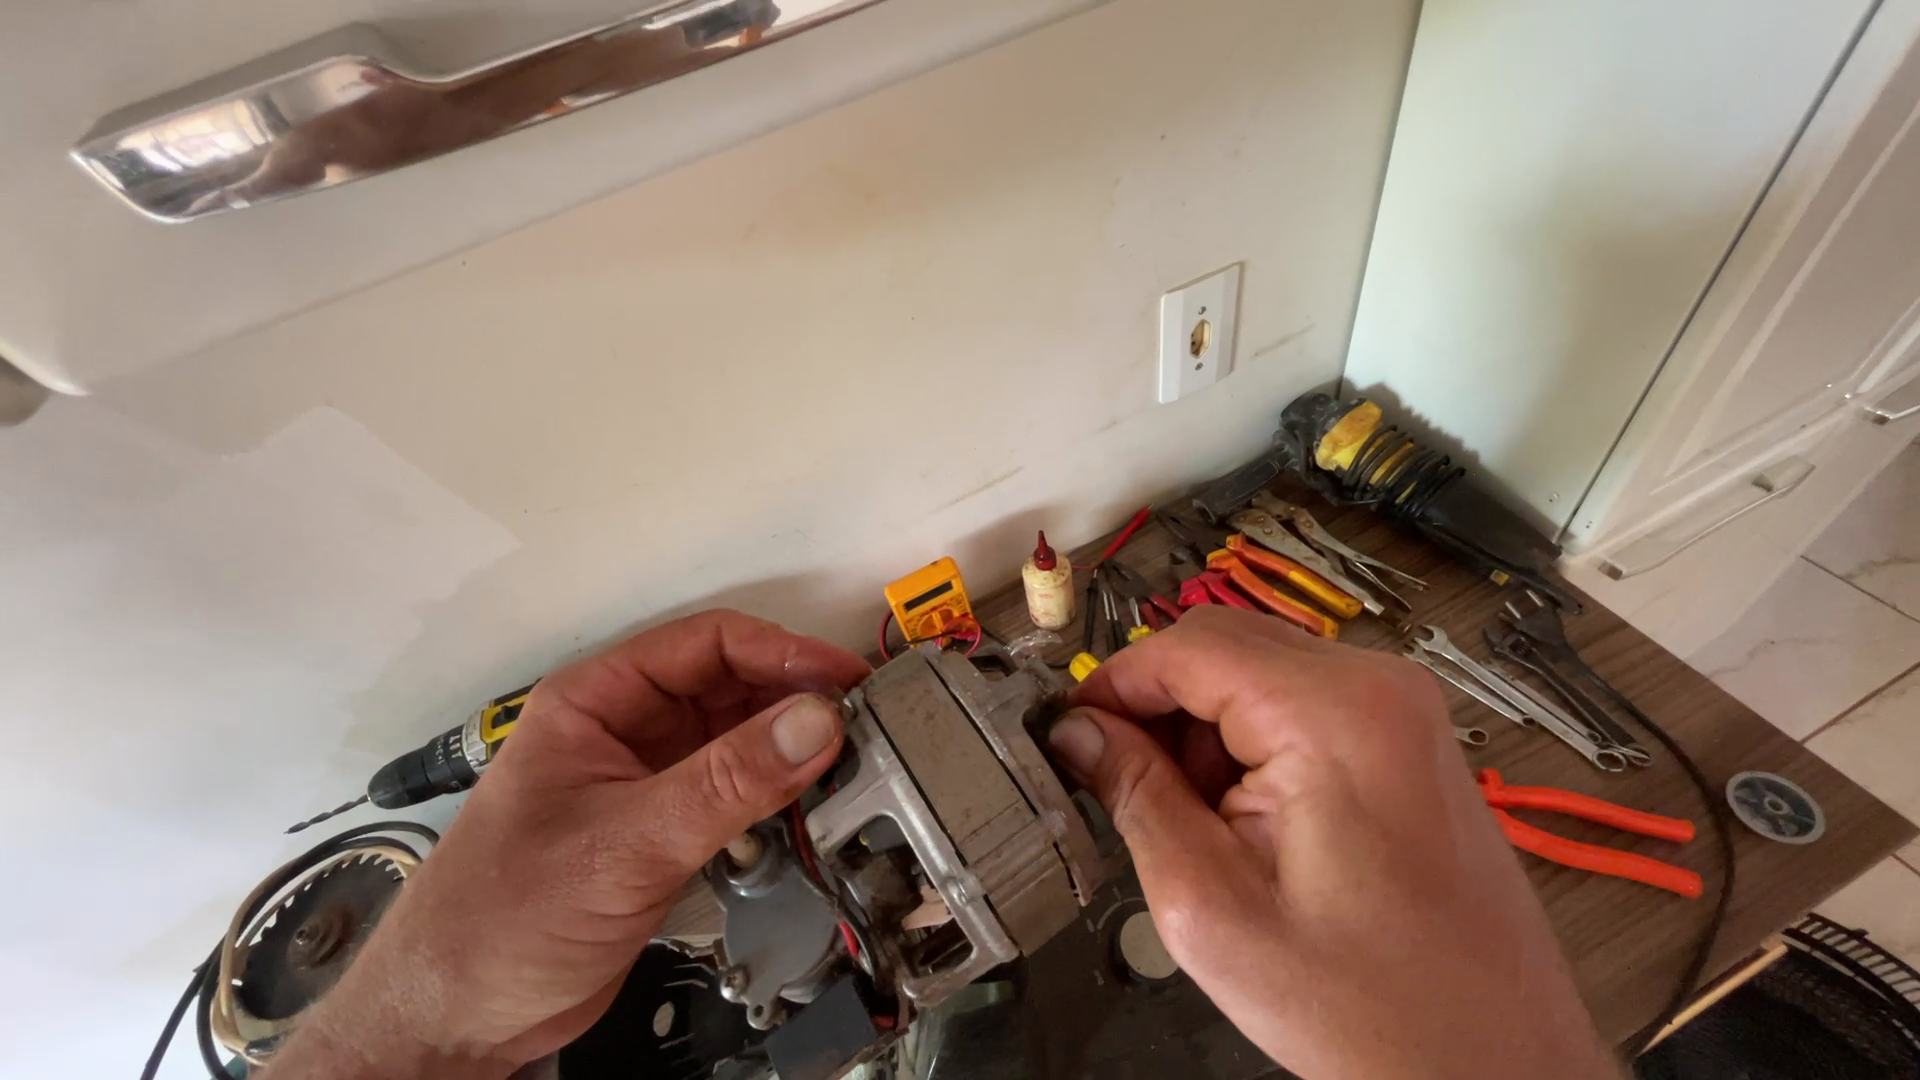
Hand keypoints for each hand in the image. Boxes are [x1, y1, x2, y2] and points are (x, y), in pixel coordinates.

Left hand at [266, 610, 870, 1078]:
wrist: (455, 1026)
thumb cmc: (503, 921)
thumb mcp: (626, 842)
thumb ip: (728, 781)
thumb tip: (818, 719)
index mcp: (598, 698)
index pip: (708, 643)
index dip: (782, 651)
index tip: (842, 678)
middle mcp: (629, 723)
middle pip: (732, 682)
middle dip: (796, 695)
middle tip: (859, 720)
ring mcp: (652, 772)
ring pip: (741, 732)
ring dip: (792, 741)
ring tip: (848, 757)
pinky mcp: (669, 819)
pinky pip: (739, 783)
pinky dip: (778, 786)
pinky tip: (810, 798)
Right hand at [1048, 607, 1615, 1078]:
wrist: (1497, 1071)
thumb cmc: (1361, 1008)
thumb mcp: (1210, 908)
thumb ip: (1135, 796)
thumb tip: (1076, 730)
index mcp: (1334, 713)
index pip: (1187, 647)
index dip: (1114, 681)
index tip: (1070, 730)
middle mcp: (1376, 682)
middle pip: (1220, 643)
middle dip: (1154, 701)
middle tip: (1118, 775)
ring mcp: (1398, 702)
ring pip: (1250, 665)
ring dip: (1196, 721)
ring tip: (1187, 810)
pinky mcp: (1401, 730)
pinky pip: (1291, 696)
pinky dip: (1241, 733)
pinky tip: (1238, 807)